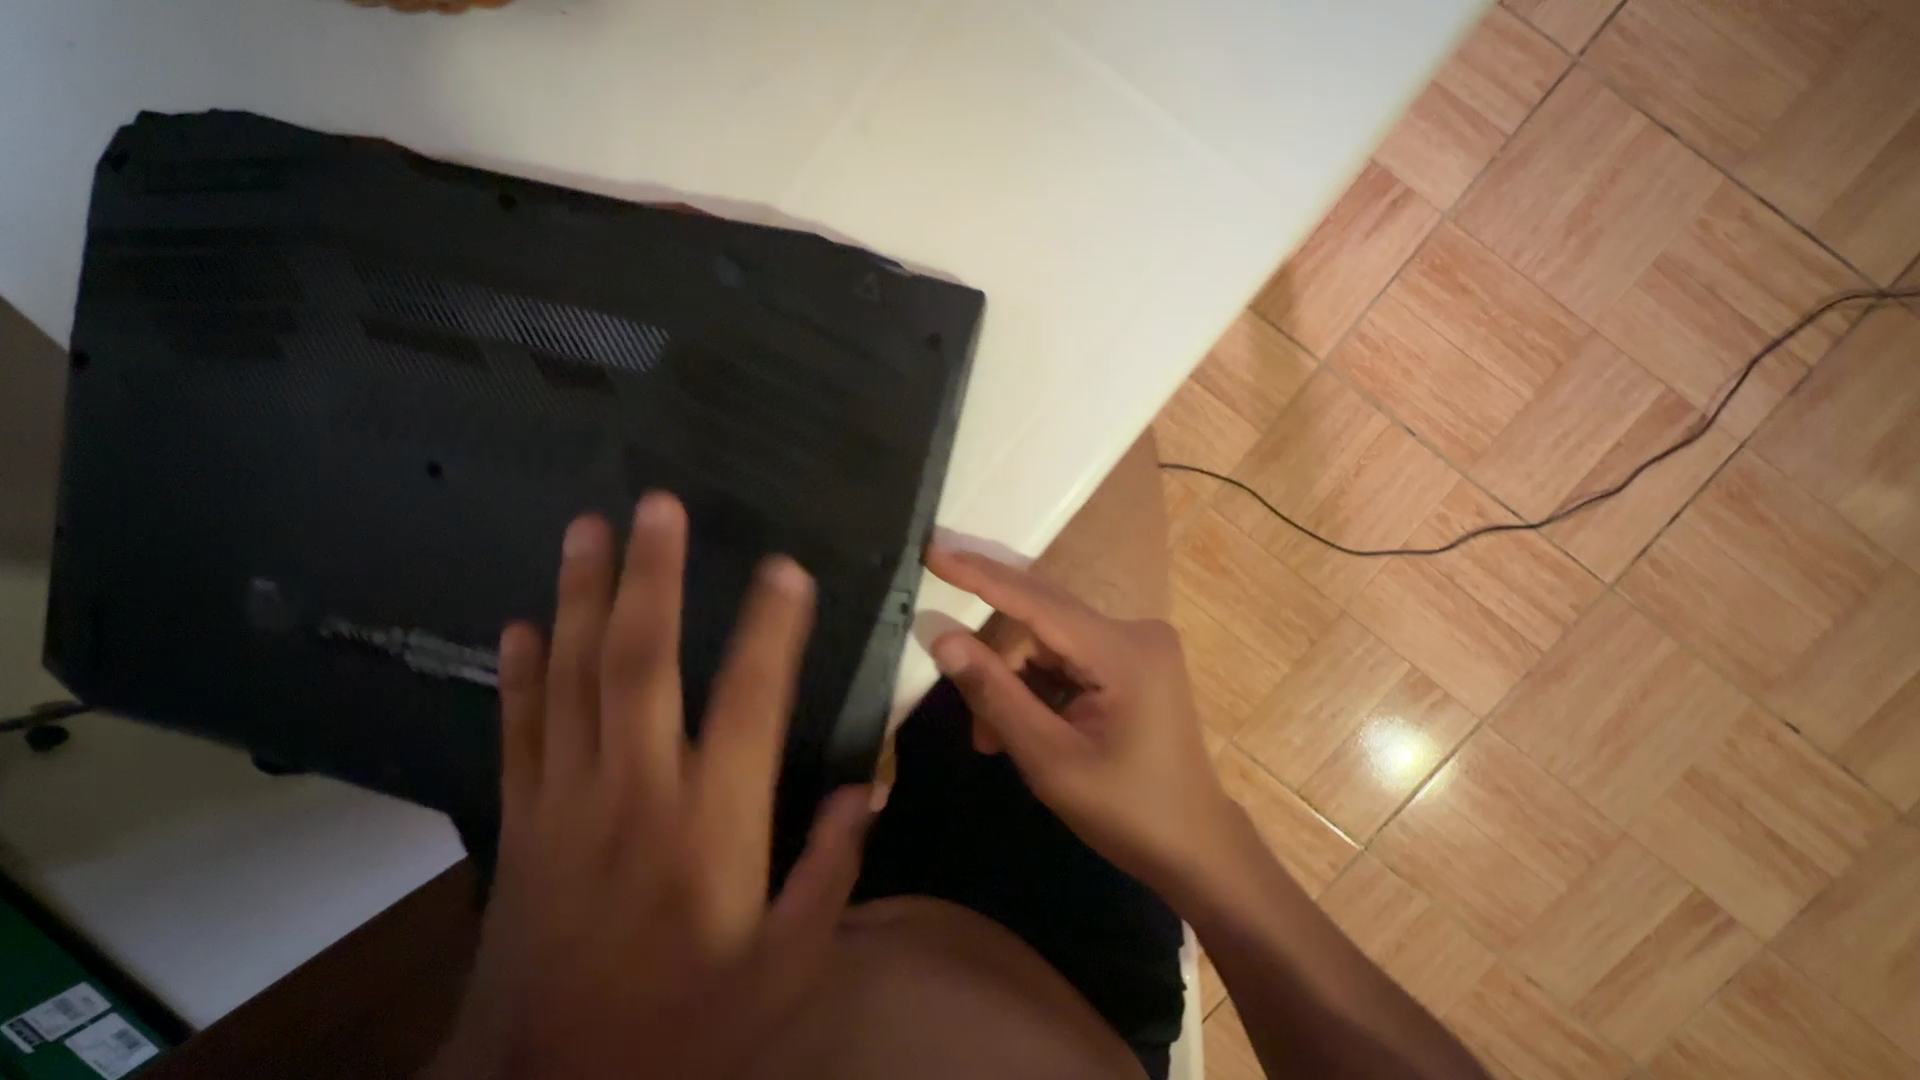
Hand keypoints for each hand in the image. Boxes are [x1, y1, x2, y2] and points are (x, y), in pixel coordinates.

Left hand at [426, 494, 872, 1079]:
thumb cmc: (683, 1028)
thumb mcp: (786, 972)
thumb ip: (828, 875)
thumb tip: (859, 791)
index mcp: (712, 827)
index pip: (749, 704)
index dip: (771, 630)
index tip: (786, 569)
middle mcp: (636, 791)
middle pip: (640, 663)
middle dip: (652, 577)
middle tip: (658, 504)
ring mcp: (567, 799)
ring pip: (572, 677)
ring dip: (579, 596)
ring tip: (587, 528)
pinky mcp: (521, 820)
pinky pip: (520, 729)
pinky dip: (519, 672)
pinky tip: (520, 622)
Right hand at [923, 544, 1244, 898]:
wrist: (1194, 848)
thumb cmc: (1127, 812)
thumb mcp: (1050, 759)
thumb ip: (995, 694)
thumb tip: (943, 640)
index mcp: (1123, 651)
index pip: (1036, 601)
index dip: (980, 576)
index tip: (933, 550)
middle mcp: (1134, 633)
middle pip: (1040, 623)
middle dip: (996, 665)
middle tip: (974, 727)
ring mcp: (1136, 647)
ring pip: (1048, 645)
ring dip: (1015, 687)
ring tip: (996, 743)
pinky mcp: (1133, 664)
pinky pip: (1067, 659)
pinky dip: (1038, 691)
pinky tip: (1025, 730)